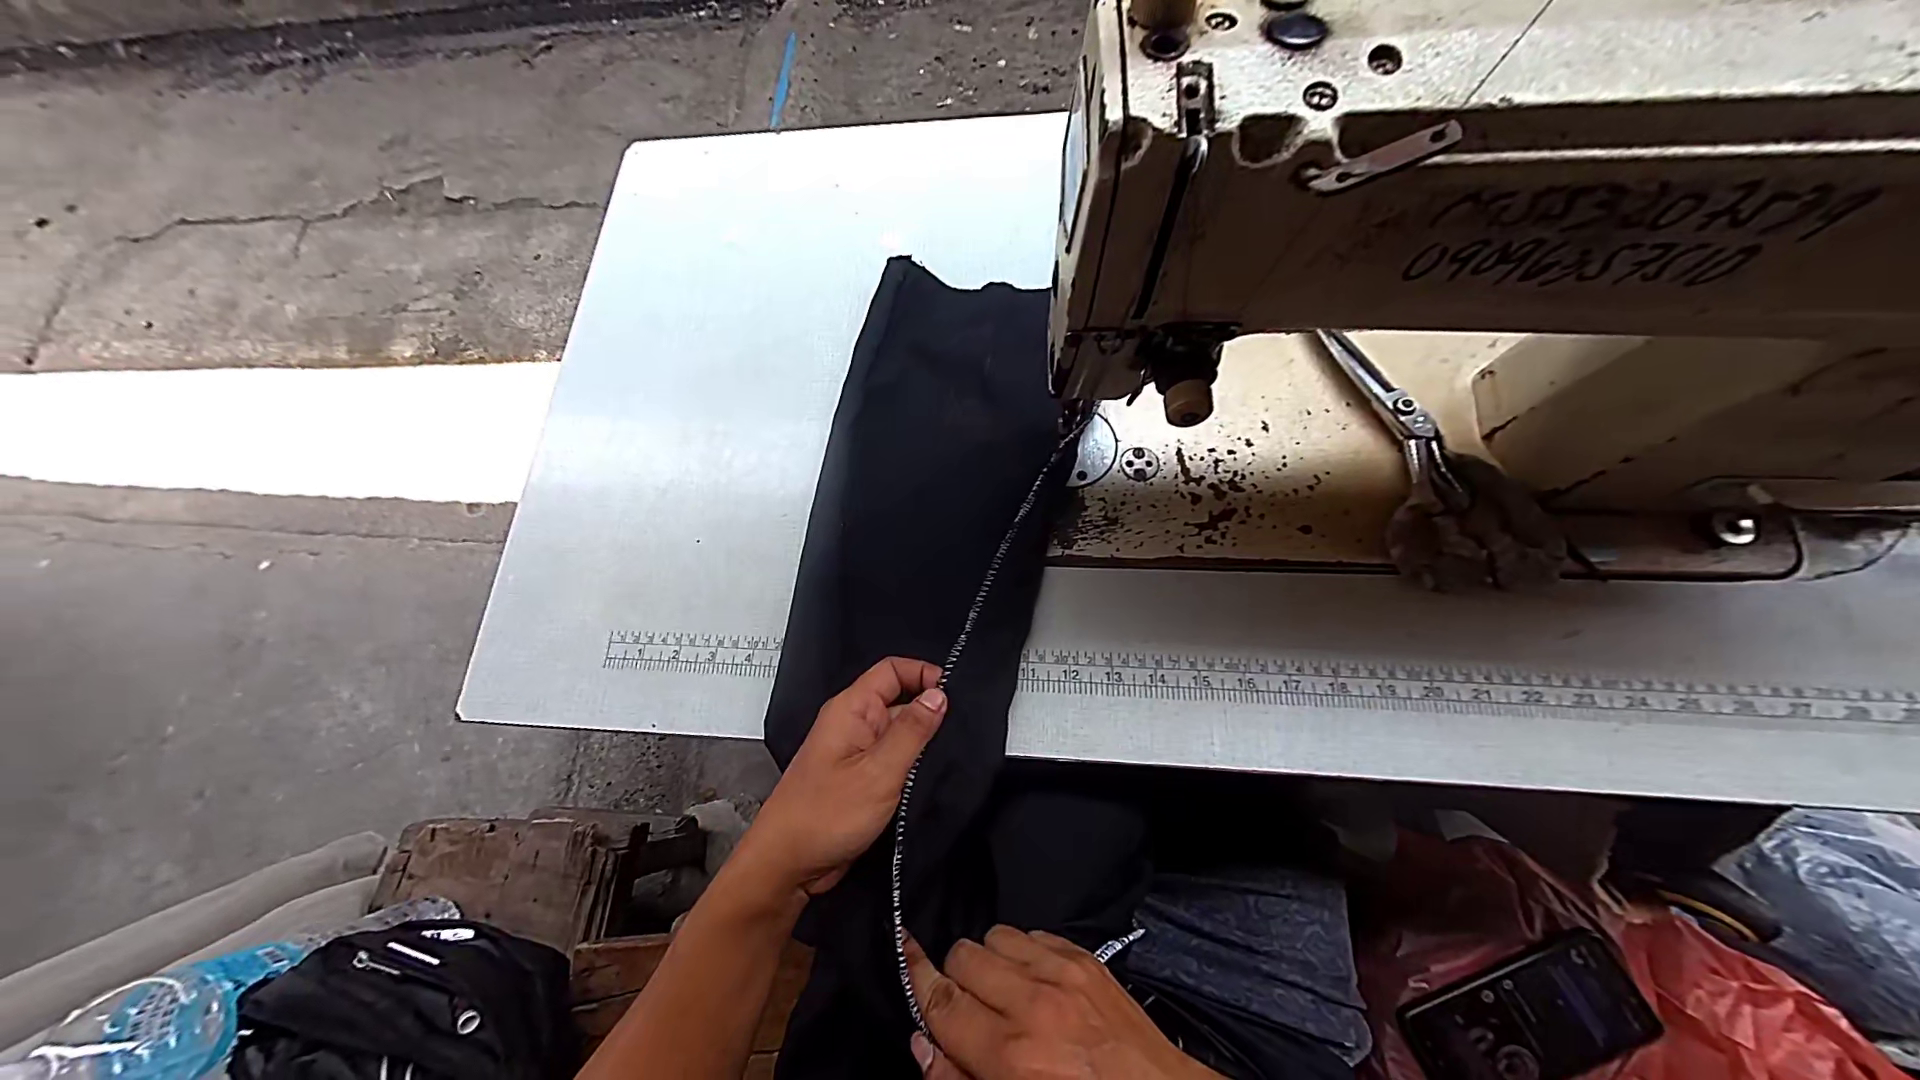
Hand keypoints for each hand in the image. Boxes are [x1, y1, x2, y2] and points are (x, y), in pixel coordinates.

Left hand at [736, 657, 947, 896]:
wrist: (787, 866)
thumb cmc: (821, 818)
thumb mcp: (879, 771)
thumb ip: (912, 731)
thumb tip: (938, 695)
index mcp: (851, 709)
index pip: (892, 670)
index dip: (923, 673)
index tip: (952, 691)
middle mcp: (853, 723)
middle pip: (899, 699)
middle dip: (928, 710)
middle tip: (956, 731)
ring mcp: (856, 751)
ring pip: (899, 731)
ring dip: (921, 742)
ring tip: (943, 759)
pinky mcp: (860, 776)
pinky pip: (893, 758)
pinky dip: (911, 764)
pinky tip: (926, 779)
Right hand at [906, 927, 1221, 1079]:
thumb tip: (922, 1040)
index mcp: (1012, 1056)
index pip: (943, 1000)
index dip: (915, 974)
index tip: (903, 951)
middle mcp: (1034, 1004)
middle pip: (964, 956)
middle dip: (957, 978)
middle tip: (970, 1006)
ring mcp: (1063, 973)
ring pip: (995, 935)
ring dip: (990, 961)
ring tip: (1004, 991)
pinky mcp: (1085, 957)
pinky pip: (1032, 933)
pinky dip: (1024, 952)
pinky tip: (1034, 981)